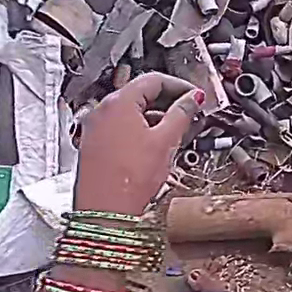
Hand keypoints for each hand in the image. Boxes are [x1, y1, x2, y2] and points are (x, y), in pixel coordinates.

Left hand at [73, 73, 203, 212]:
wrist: (105, 211)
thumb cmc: (130, 178)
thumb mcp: (166, 140)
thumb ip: (182, 113)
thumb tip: (193, 98)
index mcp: (119, 103)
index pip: (154, 80)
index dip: (180, 85)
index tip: (195, 95)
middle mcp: (103, 111)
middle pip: (141, 93)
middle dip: (169, 100)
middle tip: (191, 111)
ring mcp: (96, 128)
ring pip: (133, 111)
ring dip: (157, 115)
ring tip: (179, 129)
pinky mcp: (96, 145)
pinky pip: (123, 127)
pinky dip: (143, 128)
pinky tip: (158, 143)